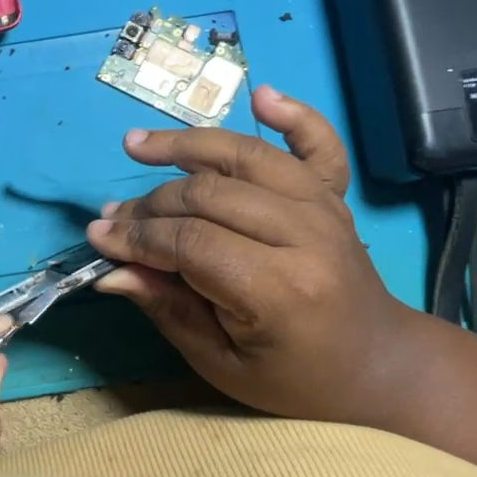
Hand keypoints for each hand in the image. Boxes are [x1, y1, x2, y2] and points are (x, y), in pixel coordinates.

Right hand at [85, 86, 421, 425]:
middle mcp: (306, 236)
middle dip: (151, 205)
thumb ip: (168, 309)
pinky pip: (318, 145)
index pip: (191, 242)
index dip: (137, 238)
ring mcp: (326, 210)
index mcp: (280, 289)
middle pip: (209, 196)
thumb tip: (109, 271)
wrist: (379, 367)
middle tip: (113, 218)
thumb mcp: (222, 364)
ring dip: (188, 146)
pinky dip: (294, 116)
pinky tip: (263, 96)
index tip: (97, 238)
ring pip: (246, 157)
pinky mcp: (335, 198)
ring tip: (137, 145)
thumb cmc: (297, 380)